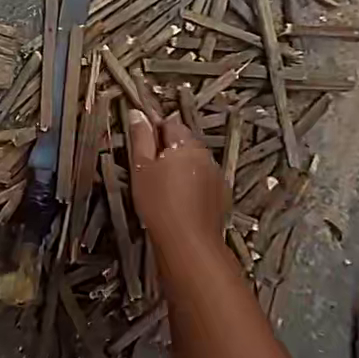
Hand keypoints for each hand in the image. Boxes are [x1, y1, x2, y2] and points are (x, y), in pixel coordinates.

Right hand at [126, 109, 228, 249]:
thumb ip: (140, 138)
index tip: (141, 147)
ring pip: (194, 163)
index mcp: (186, 144)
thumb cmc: (160, 203)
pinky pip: (202, 181)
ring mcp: (216, 177)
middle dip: (167, 150)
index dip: (153, 131)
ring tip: (161, 188)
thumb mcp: (141, 167)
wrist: (188, 243)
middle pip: (184, 142)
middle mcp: (206, 156)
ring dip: (180, 168)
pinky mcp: (221, 196)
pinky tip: (177, 201)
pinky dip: (191, 185)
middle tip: (147, 170)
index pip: (170, 124)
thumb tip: (137, 114)